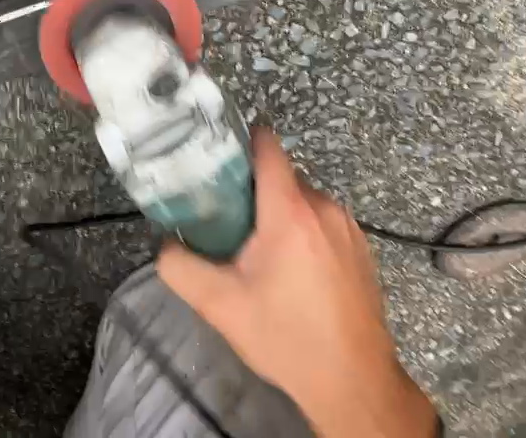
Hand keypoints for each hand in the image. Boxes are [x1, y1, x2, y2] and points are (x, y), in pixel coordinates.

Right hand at [159, 131, 436, 437]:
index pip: (267, 145)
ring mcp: (348, 227)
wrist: (354, 385)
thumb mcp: (220, 305)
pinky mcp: (362, 247)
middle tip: (228, 223)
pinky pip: (323, 221)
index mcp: (289, 211)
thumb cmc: (286, 338)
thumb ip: (180, 267)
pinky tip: (294, 272)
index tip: (218, 154)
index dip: (241, 140)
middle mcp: (323, 207)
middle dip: (253, 192)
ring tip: (259, 253)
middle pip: (280, 175)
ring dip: (280, 215)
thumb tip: (163, 244)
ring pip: (302, 200)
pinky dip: (305, 233)